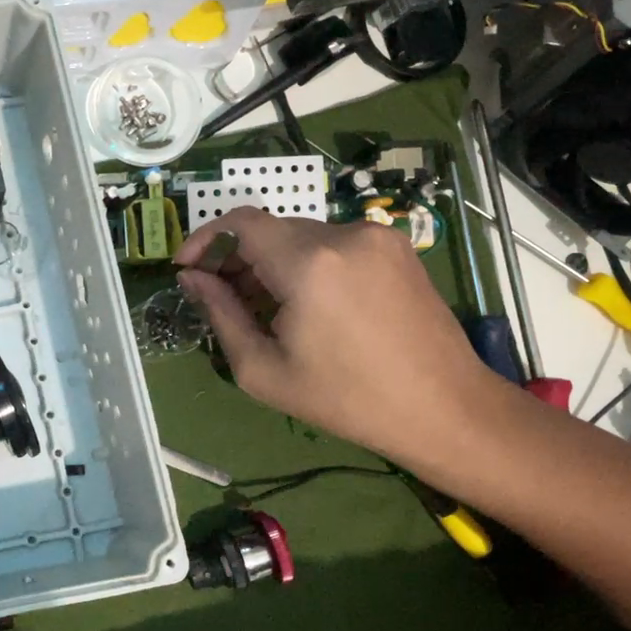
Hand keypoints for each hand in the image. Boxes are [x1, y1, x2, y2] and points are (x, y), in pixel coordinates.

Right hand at [174, 208, 501, 462]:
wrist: (443, 407)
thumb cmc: (345, 398)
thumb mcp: (261, 368)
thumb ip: (220, 314)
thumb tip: (191, 278)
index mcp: (309, 263)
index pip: (240, 222)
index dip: (205, 238)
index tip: (187, 269)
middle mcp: (344, 235)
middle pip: (270, 229)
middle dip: (235, 257)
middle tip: (219, 298)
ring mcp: (377, 237)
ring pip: (301, 236)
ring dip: (270, 262)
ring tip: (261, 308)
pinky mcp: (396, 248)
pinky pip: (333, 245)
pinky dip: (306, 264)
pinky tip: (305, 305)